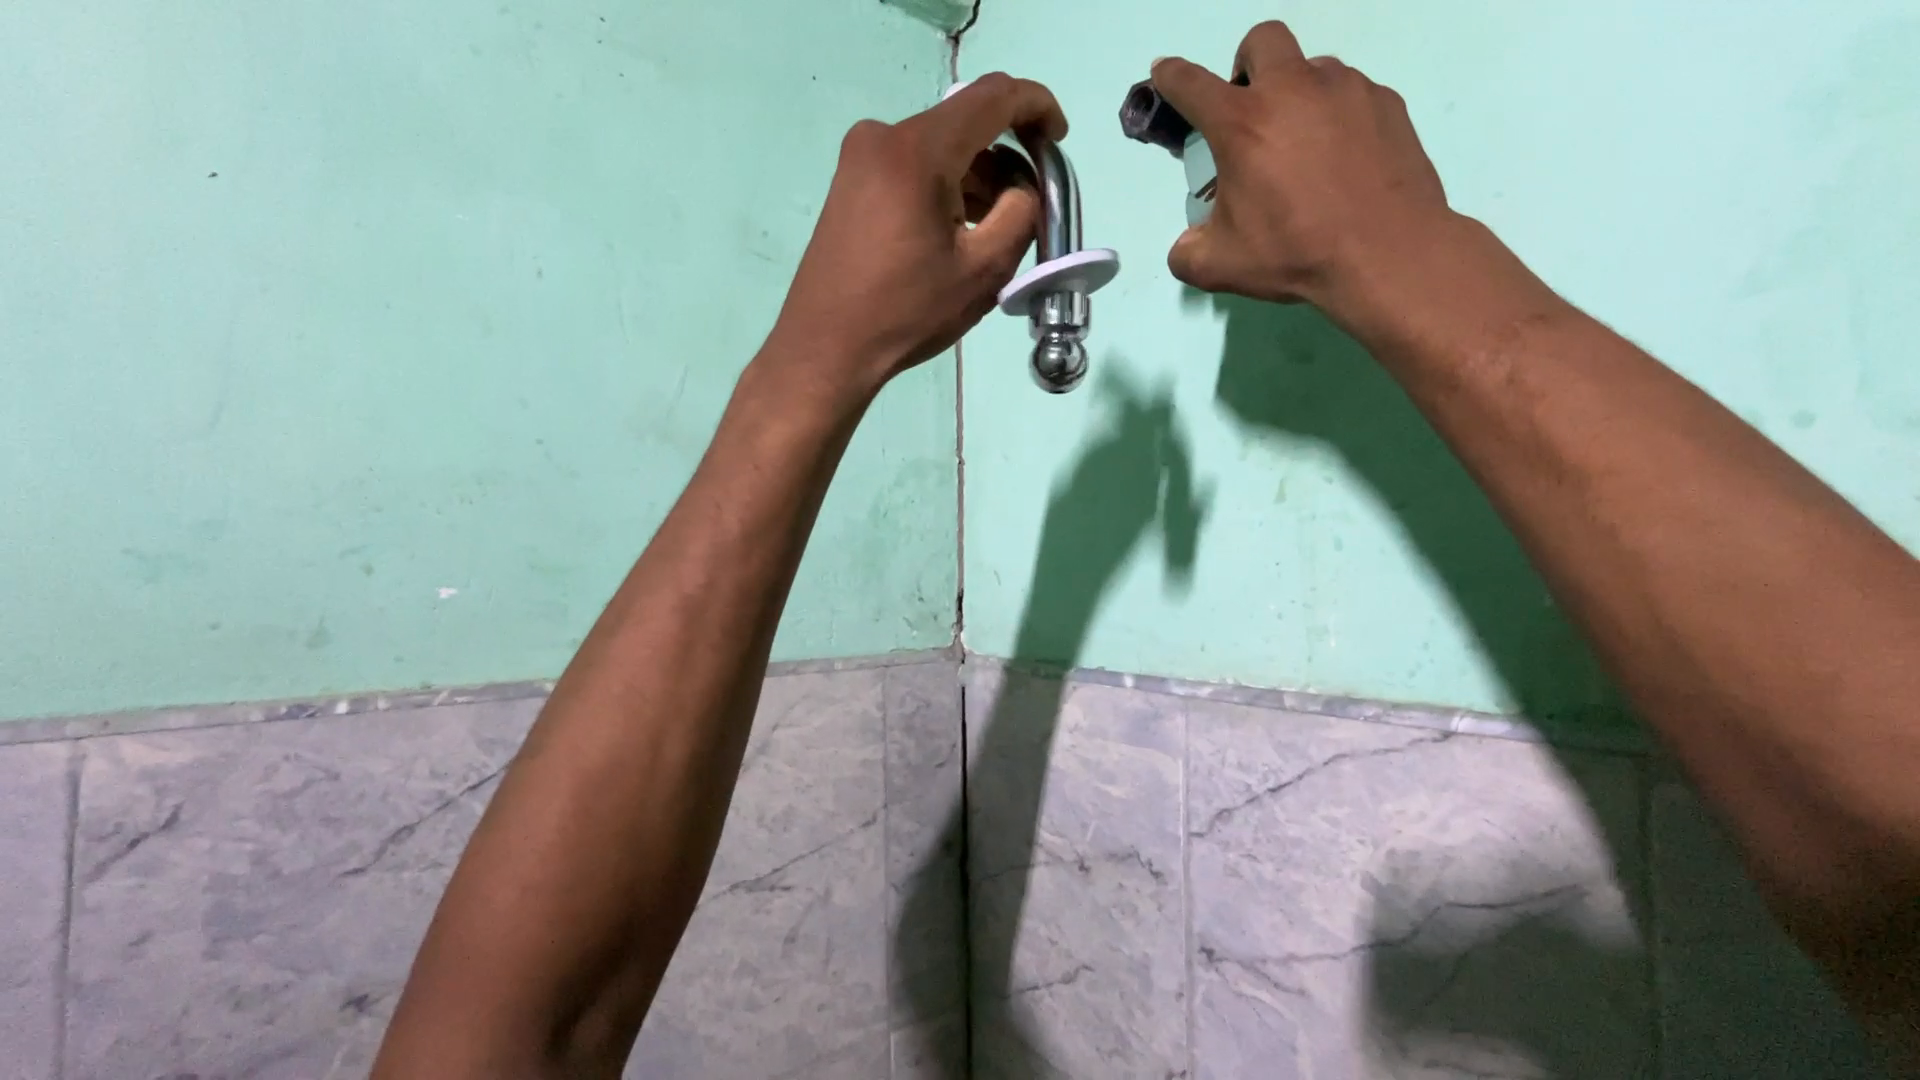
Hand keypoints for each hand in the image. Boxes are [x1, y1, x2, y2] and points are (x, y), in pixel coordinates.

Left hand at [763, 74, 1067, 399]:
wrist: (826, 347)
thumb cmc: (906, 313)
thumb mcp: (984, 269)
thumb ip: (1022, 213)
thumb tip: (1024, 187)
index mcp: (918, 150)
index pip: (994, 96)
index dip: (1036, 106)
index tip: (1058, 138)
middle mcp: (883, 137)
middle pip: (965, 125)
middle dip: (1005, 158)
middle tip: (1027, 209)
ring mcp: (859, 158)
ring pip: (939, 149)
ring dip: (975, 178)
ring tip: (993, 232)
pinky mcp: (850, 183)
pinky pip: (912, 167)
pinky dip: (944, 188)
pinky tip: (955, 232)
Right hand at [1152, 23, 1453, 313]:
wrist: (1386, 254)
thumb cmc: (1294, 255)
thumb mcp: (1220, 266)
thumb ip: (1187, 252)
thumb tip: (1187, 245)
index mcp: (1242, 126)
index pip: (1192, 85)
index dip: (1171, 76)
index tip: (1165, 73)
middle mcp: (1292, 91)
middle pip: (1263, 41)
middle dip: (1246, 65)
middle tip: (1249, 110)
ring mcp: (1345, 90)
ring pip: (1312, 68)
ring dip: (1295, 94)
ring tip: (1301, 147)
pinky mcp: (1385, 102)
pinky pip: (1351, 94)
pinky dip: (1336, 117)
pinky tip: (1341, 160)